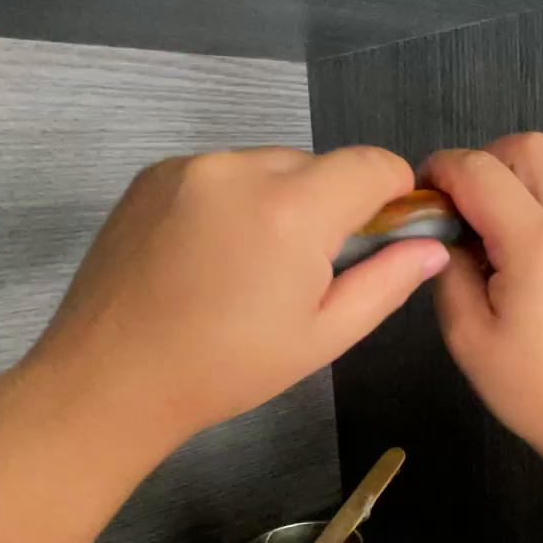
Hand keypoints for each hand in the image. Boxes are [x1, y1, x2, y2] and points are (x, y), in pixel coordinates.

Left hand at [18, 146, 448, 450]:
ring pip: (271, 166)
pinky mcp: (154, 172)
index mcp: (292, 211)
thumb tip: (432, 246)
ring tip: (251, 266)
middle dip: (332, 206)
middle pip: (321, 165)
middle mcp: (241, 169)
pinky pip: (224, 172)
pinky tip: (212, 255)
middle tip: (306, 271)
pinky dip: (237, 201)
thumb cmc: (228, 368)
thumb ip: (387, 282)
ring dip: (283, 202)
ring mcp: (191, 166)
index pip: (374, 164)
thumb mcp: (324, 336)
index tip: (381, 237)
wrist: (110, 378)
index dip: (392, 195)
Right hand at [426, 133, 542, 469]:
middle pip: (529, 148)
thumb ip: (448, 270)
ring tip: (481, 232)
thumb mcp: (468, 335)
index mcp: (538, 243)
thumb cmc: (532, 389)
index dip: (441, 170)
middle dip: (482, 160)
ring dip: (510, 181)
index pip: (481, 169)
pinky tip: (512, 254)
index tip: (419, 195)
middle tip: (455, 205)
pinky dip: (533, 205)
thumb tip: (445, 235)